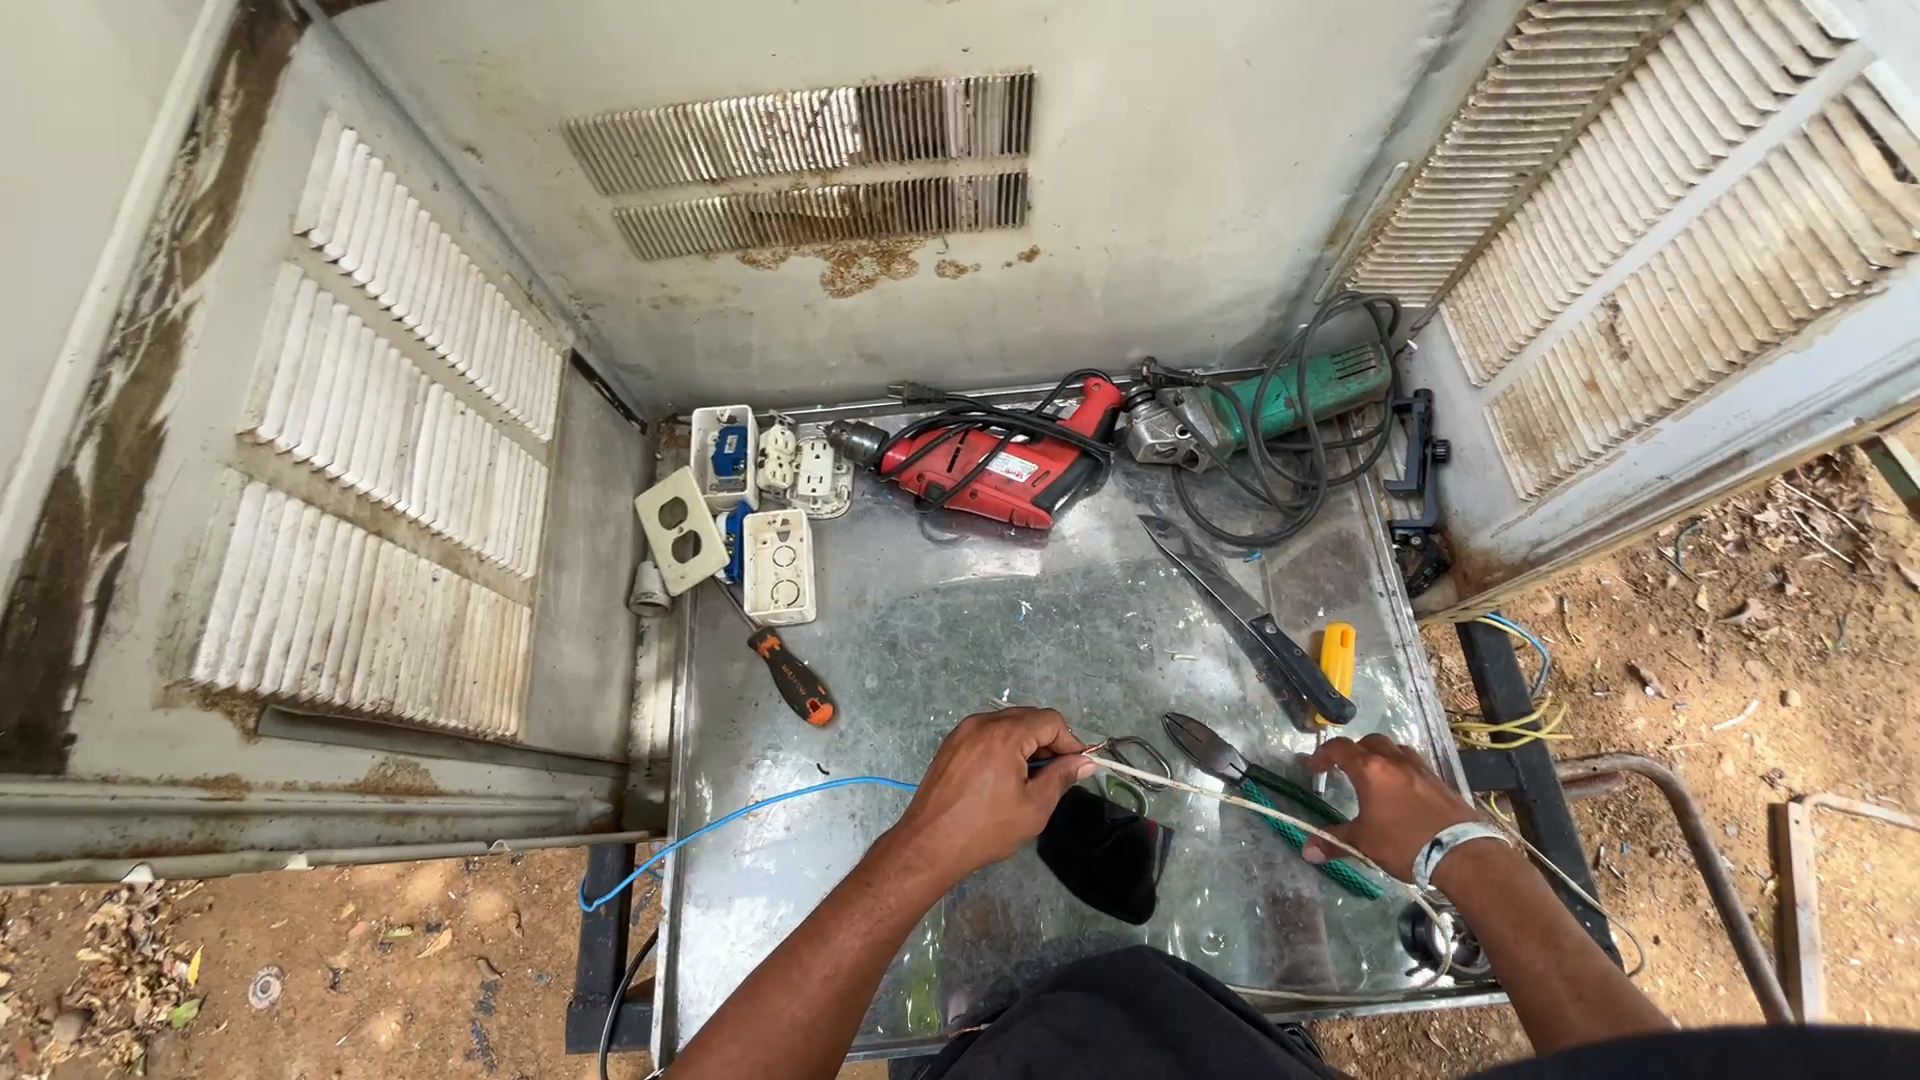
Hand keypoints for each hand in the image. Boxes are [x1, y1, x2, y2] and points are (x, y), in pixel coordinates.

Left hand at [873, 707, 1092, 888]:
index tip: (1077, 766)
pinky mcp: (951, 743)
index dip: (1069, 741)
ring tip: (1031, 777)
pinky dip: (1003, 745)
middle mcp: (982, 722)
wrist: (930, 843)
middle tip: (1057, 773)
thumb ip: (1061, 777)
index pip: (1050, 720)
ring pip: (1007, 723)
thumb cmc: (986, 828)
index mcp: (1004, 734)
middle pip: (1028, 717)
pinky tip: (1005, 774)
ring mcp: (963, 731)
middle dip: (1048, 740)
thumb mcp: (1034, 807)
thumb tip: (1084, 762)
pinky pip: (987, 732)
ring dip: (1026, 742)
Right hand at [1299, 734, 1482, 880]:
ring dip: (1383, 756)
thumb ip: (1334, 842)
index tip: (1316, 768)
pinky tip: (1406, 791)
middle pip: (1370, 741)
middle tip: (1348, 769)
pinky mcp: (1442, 783)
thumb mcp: (1364, 843)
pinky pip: (1417, 765)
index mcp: (1370, 770)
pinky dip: (1405, 770)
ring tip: (1378, 775)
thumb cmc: (1405, 843)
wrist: (1462, 854)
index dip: (1323, 754)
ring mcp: (1422, 770)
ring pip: (1397, 749)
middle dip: (1355, 751)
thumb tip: (1307, 851)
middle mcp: (1394, 762)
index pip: (1339, 748)